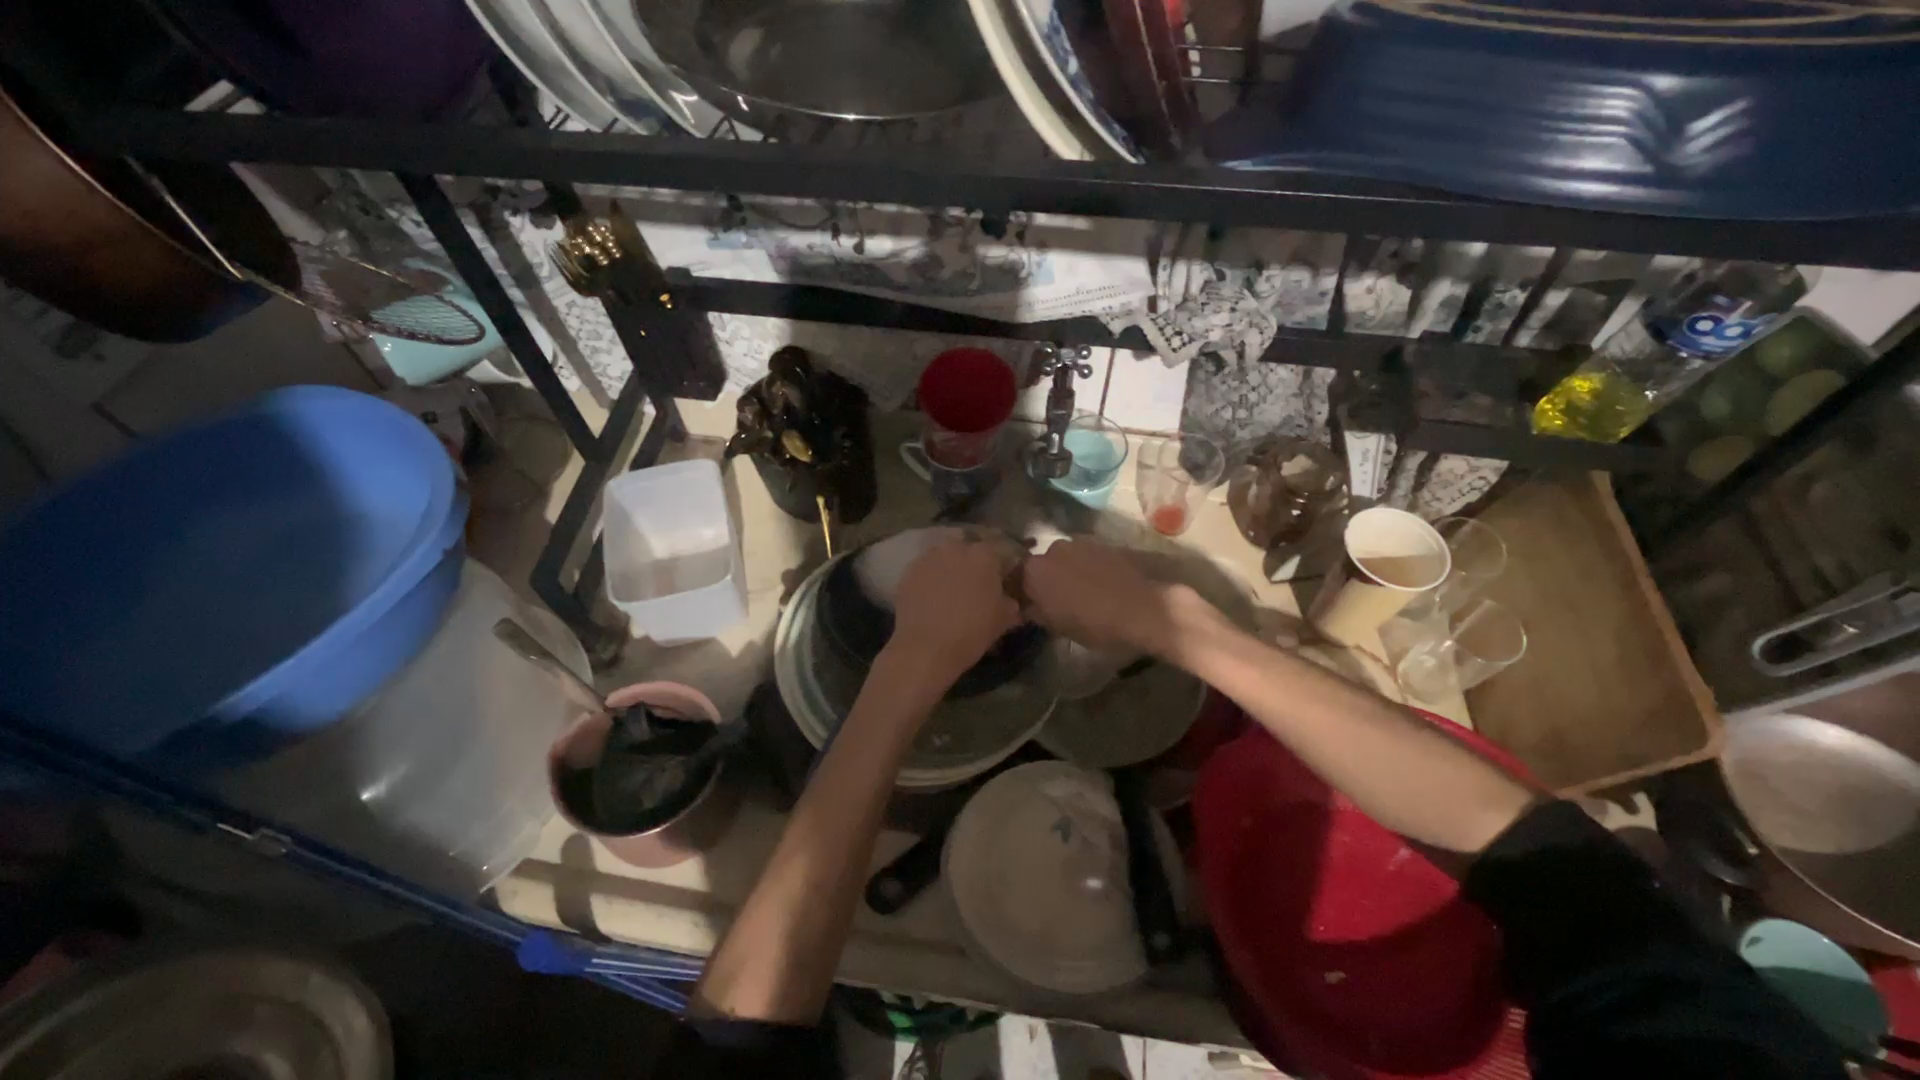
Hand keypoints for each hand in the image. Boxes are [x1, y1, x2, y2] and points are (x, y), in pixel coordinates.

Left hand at [886, 536, 1022, 683]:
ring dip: (952, 566)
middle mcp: (956, 547)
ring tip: (953, 589)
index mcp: (984, 554)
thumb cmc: (972, 631)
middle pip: (970, 549)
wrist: (926, 648)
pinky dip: (932, 577)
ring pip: (946, 556)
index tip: (1005, 580)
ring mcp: (929, 557)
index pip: (1001, 550)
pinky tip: (933, 595)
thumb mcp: (1004, 619)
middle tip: (978, 584)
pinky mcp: (909, 571)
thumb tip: (1010, 598)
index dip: (1005, 565)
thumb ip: (1011, 601)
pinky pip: (927, 569)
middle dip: (976, 562)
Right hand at [1020, 539, 1212, 655]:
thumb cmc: (1095, 624)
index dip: (1020, 593)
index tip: (1027, 606)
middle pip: (1039, 565)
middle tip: (1053, 601)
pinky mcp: (1102, 543)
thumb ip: (1036, 611)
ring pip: (1062, 559)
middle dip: (1043, 580)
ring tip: (1078, 592)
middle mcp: (1051, 549)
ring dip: (1065, 572)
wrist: (1143, 608)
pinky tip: (1096, 584)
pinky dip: (1085, 568)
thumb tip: (1026, 606)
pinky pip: (1084, 556)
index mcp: (1034, 572)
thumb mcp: (1057, 626)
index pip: (1014, 579)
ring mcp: (1078, 543)